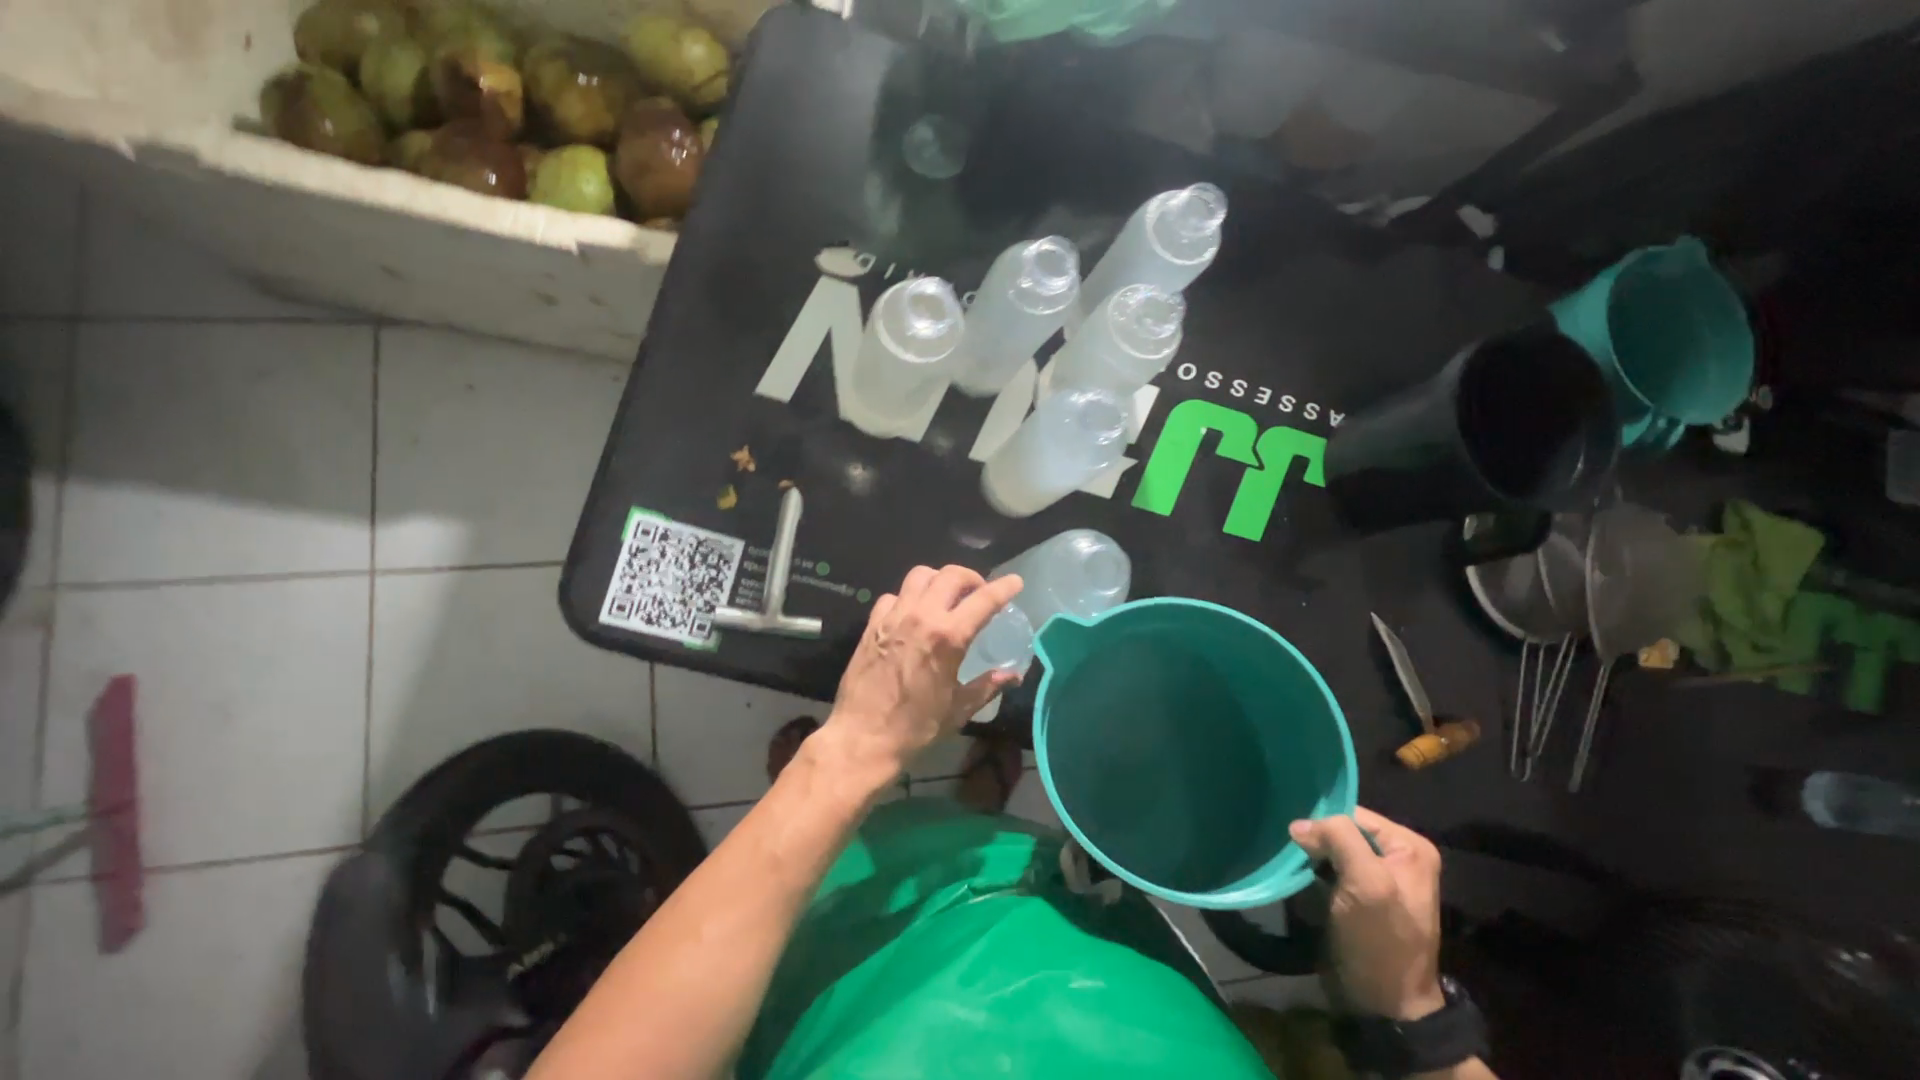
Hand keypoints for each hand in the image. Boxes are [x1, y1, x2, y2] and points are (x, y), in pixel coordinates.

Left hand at [816, 565, 1024, 786]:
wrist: (864, 736)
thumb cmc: (916, 727)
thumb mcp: (959, 709)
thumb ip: (987, 686)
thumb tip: (1013, 676)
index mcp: (949, 637)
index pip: (984, 600)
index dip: (1004, 587)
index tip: (1015, 582)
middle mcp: (921, 616)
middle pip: (951, 575)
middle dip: (971, 577)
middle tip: (978, 592)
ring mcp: (893, 617)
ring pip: (919, 576)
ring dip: (939, 580)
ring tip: (946, 595)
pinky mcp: (872, 625)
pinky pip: (893, 596)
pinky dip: (908, 597)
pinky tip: (912, 613)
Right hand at [1289, 806, 1444, 1020]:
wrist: (1386, 1003)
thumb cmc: (1381, 940)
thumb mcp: (1366, 883)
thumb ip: (1339, 839)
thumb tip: (1299, 824)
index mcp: (1409, 847)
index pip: (1354, 814)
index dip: (1324, 822)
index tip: (1296, 837)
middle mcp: (1398, 857)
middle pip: (1344, 831)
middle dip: (1317, 839)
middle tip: (1290, 850)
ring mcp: (1380, 879)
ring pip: (1334, 851)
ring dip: (1311, 856)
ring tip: (1288, 861)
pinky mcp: (1361, 899)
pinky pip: (1332, 871)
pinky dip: (1313, 872)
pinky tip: (1297, 876)